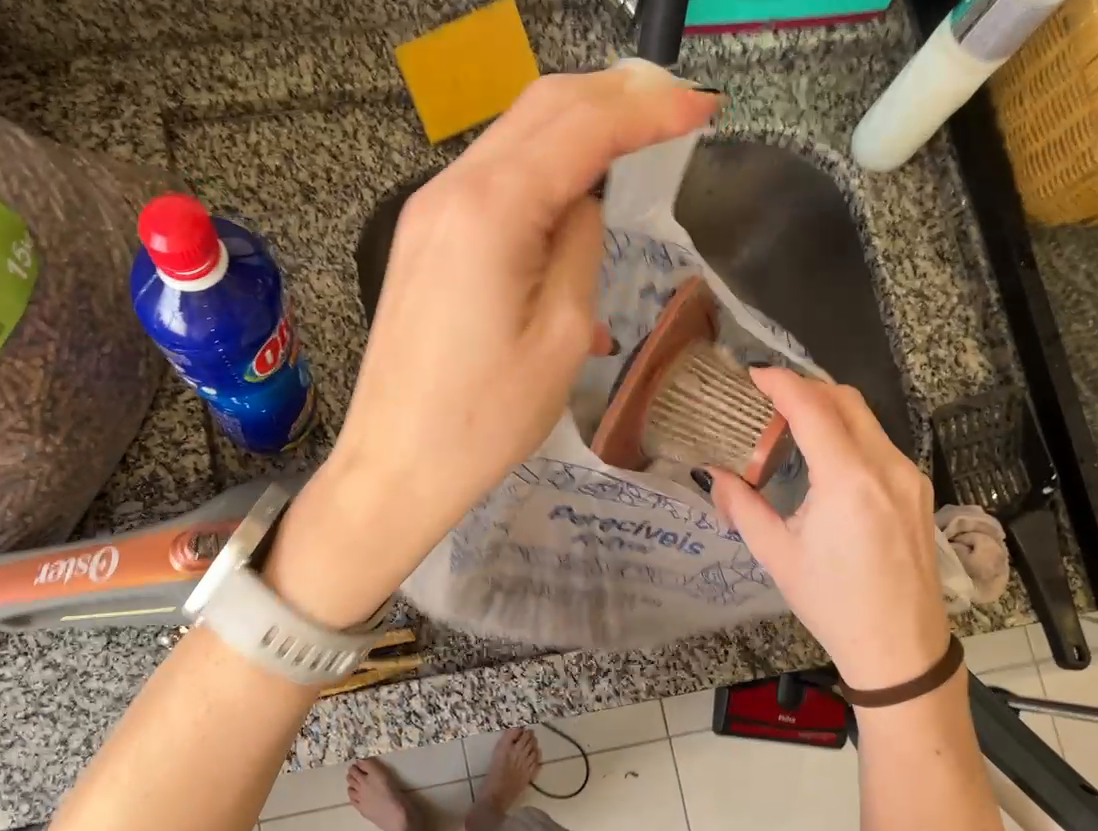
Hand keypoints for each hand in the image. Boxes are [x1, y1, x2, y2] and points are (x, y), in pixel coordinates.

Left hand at [263, 62, 720, 626]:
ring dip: (573, 128)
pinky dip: (536, 170)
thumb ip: (580, 248)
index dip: (649, 110)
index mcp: (491, 210)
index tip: (702, 108)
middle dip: (613, 98)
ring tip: (633, 140)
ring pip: (511, 138)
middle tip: (673, 111)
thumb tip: (582, 206)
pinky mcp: (419, 242)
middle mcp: (449, 192)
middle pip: (541, 108)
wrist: (395, 466)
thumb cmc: (483, 422)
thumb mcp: (561, 337)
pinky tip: (571, 193)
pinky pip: (487, 181)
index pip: (583, 126)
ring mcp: (425, 215)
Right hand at [708, 368, 951, 690]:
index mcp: (847, 480)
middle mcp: (885, 467)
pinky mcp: (916, 491)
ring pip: (866, 420)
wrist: (899, 646)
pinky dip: (846, 437)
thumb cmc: (832, 603)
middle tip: (765, 410)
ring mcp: (908, 477)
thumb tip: (710, 474)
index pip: (813, 407)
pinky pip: (878, 444)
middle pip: (845, 400)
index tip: (753, 375)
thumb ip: (741, 506)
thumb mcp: (777, 555)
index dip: (780, 383)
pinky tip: (822, 465)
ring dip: (825, 414)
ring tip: (787, 440)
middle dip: (803, 391)